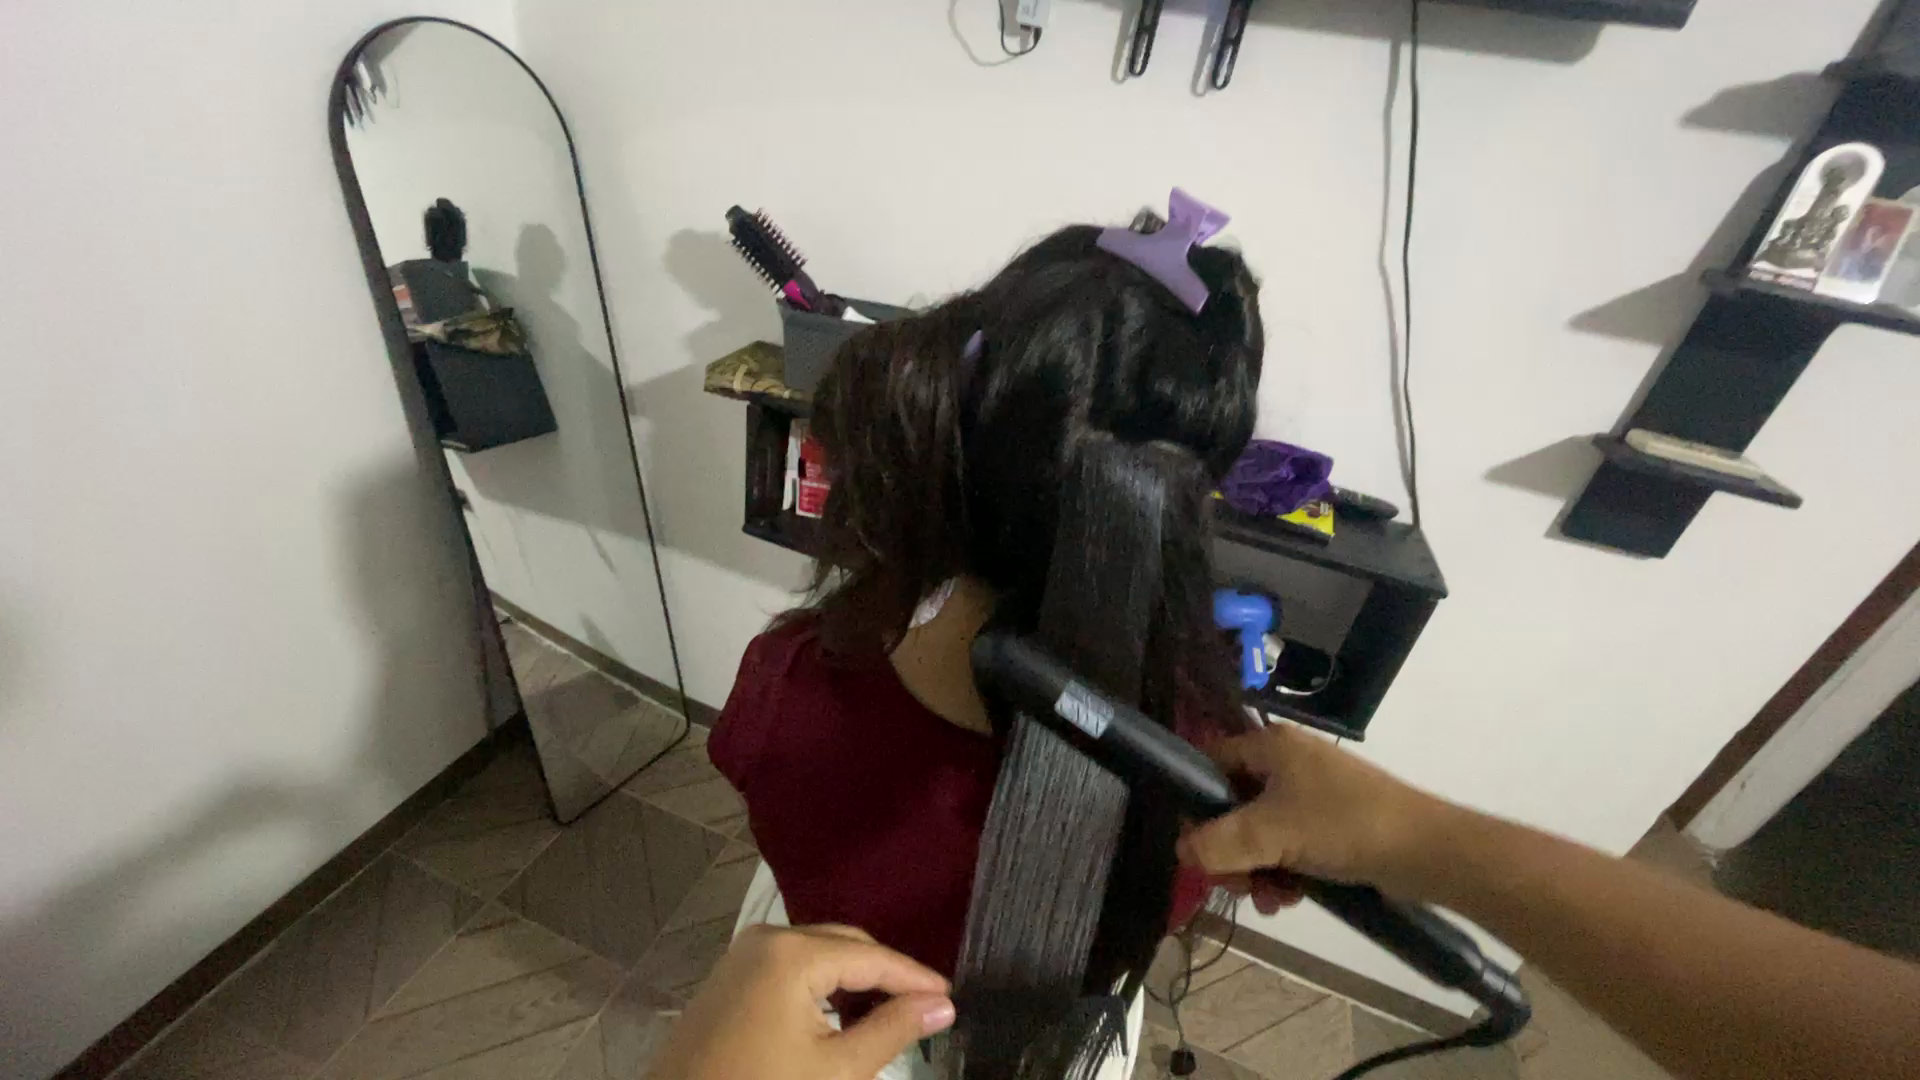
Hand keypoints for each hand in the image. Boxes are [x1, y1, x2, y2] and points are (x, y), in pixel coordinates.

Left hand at [646, 924, 955, 1079]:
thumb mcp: (836, 1073)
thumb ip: (892, 1030)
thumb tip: (942, 1005)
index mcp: (794, 952)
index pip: (871, 956)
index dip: (913, 977)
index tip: (951, 996)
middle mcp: (768, 936)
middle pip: (844, 945)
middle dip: (884, 974)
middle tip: (924, 1005)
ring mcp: (743, 953)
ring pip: (818, 953)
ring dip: (854, 979)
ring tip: (890, 1010)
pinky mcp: (730, 976)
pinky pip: (791, 965)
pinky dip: (822, 985)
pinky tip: (841, 1013)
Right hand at [1179, 725, 1456, 901]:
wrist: (1431, 851)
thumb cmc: (1343, 825)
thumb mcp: (1271, 834)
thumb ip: (1218, 843)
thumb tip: (1180, 850)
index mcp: (1271, 745)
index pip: (1212, 760)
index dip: (1197, 799)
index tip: (1195, 841)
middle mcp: (1289, 761)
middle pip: (1236, 802)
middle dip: (1231, 848)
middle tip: (1234, 883)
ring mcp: (1314, 791)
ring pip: (1263, 828)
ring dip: (1258, 867)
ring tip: (1268, 900)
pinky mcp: (1334, 820)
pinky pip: (1291, 842)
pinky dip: (1285, 869)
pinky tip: (1290, 899)